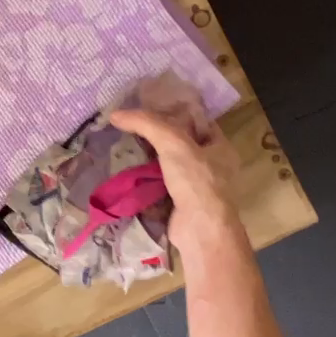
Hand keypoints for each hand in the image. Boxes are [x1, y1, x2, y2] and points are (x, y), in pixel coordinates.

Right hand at [109, 86, 241, 245]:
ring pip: (169, 164)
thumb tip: (115, 114)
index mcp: (220, 146)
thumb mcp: (173, 143)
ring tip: (124, 146)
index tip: (148, 107)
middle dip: (157, 136)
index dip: (174, 111)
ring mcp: (197, 186)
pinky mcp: (181, 203)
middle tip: (131, 126)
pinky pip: (161, 184)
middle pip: (181, 142)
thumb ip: (147, 124)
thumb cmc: (196, 181)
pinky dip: (146, 178)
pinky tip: (129, 171)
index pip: (196, 121)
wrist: (200, 229)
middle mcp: (212, 165)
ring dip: (149, 158)